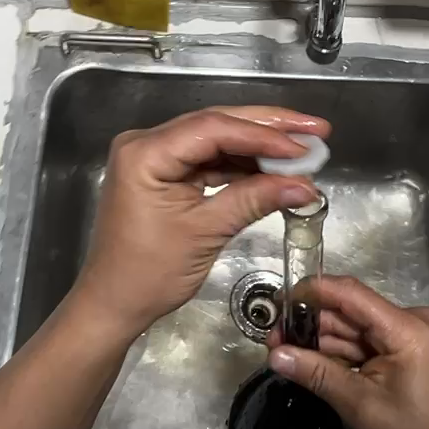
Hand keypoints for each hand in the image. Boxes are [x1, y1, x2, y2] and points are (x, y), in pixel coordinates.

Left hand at [68, 106, 328, 338]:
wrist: (113, 304)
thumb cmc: (149, 273)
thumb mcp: (205, 232)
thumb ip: (254, 199)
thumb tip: (305, 185)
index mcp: (145, 151)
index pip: (213, 129)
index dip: (263, 135)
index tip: (305, 144)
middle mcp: (146, 142)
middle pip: (216, 124)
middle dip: (267, 128)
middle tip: (316, 129)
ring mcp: (155, 156)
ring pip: (215, 140)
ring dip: (258, 147)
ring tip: (304, 149)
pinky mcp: (164, 173)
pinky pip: (208, 160)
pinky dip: (241, 165)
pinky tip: (275, 168)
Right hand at [266, 275, 428, 428]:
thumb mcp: (362, 408)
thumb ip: (317, 374)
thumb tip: (275, 355)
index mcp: (408, 329)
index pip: (350, 294)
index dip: (311, 293)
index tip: (278, 303)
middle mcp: (414, 321)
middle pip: (351, 312)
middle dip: (313, 326)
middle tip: (275, 342)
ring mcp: (415, 336)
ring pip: (356, 329)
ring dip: (325, 342)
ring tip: (288, 355)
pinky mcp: (412, 351)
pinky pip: (369, 343)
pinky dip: (345, 354)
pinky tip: (317, 364)